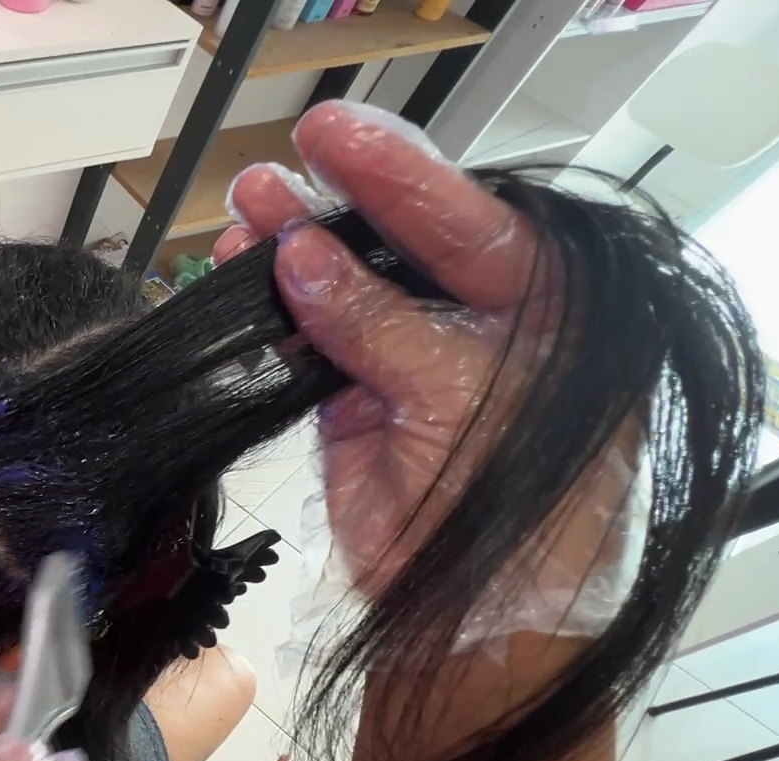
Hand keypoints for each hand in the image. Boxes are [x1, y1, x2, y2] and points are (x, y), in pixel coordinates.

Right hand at [215, 101, 568, 593]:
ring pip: (338, 296)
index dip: (397, 176)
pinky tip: (238, 286)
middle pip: (394, 249)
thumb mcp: (458, 394)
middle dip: (331, 206)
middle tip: (271, 172)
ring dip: (285, 258)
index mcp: (541, 313)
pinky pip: (304, 349)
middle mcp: (472, 329)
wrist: (455, 604)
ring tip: (238, 219)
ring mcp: (402, 365)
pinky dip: (268, 321)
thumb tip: (302, 257)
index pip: (467, 222)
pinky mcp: (348, 404)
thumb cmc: (504, 504)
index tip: (334, 137)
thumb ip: (380, 323)